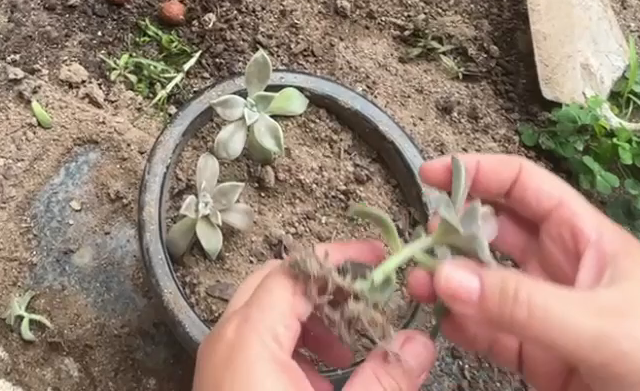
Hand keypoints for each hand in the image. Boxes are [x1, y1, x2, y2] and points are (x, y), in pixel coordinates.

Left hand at [192, 241, 438, 390]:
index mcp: (248, 337)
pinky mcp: (223, 387)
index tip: (381, 261)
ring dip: (310, 322)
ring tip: (353, 351)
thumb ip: (384, 379)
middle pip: (274, 285)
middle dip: (324, 290)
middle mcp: (224, 339)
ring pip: (264, 314)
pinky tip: (326, 385)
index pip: (293, 272)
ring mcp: (218, 364)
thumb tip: (420, 339)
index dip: (338, 261)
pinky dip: (293, 349)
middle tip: (371, 303)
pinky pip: (257, 346)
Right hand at [406, 155, 639, 390]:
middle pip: (494, 233)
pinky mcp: (547, 364)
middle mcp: (563, 270)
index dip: (477, 173)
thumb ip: (520, 303)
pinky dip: (465, 328)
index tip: (429, 176)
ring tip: (418, 287)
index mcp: (585, 238)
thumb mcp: (604, 328)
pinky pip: (495, 335)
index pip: (522, 185)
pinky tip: (445, 325)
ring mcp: (553, 318)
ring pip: (488, 285)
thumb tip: (441, 275)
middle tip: (416, 244)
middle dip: (453, 232)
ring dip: (452, 282)